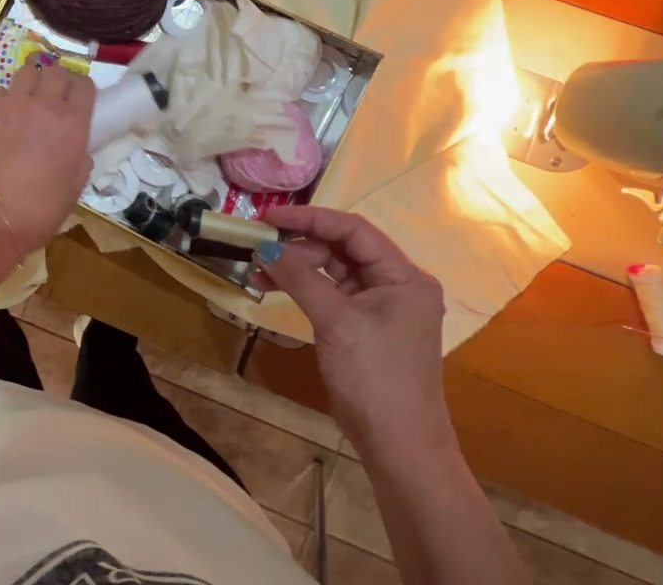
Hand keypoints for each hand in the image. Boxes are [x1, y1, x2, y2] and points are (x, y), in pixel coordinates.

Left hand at [0, 60, 93, 269]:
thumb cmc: (40, 211)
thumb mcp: (75, 188)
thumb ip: (80, 159)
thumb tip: (76, 148)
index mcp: (73, 124)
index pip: (85, 85)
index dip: (83, 90)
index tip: (79, 100)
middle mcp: (45, 106)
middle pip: (56, 71)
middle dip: (58, 80)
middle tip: (55, 97)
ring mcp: (13, 105)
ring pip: (27, 71)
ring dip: (32, 81)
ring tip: (29, 98)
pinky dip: (4, 96)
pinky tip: (4, 112)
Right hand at [252, 206, 452, 457]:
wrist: (398, 444)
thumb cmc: (375, 377)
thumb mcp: (336, 321)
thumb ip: (300, 277)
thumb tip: (264, 247)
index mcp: (403, 276)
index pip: (353, 230)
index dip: (310, 219)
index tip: (268, 218)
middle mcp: (396, 284)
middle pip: (341, 248)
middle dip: (299, 246)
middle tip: (259, 251)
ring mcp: (380, 306)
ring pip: (332, 269)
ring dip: (296, 267)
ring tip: (258, 273)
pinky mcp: (364, 325)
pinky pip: (329, 292)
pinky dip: (303, 287)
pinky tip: (274, 288)